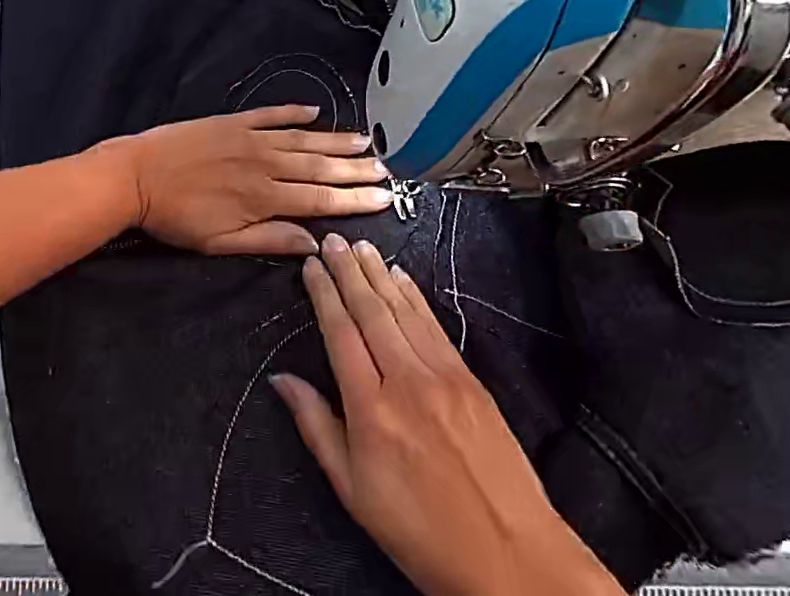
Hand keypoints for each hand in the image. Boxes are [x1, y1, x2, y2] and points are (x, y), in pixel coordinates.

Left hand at [96, 105, 391, 255]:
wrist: (135, 176)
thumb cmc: (177, 217)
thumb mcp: (220, 243)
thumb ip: (269, 240)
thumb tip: (314, 244)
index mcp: (264, 198)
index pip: (320, 198)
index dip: (354, 199)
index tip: (383, 196)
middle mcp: (266, 164)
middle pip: (320, 166)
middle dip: (356, 168)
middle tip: (387, 167)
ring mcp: (252, 138)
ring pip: (304, 140)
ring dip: (336, 140)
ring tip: (366, 141)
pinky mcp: (235, 122)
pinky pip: (272, 114)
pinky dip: (295, 112)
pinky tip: (315, 111)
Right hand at [271, 235, 623, 595]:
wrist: (506, 548)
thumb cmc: (421, 529)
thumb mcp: (352, 490)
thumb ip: (315, 426)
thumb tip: (283, 381)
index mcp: (371, 410)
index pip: (340, 332)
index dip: (324, 294)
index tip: (312, 267)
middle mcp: (406, 381)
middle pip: (370, 310)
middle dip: (348, 271)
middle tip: (333, 241)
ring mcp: (441, 373)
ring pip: (402, 309)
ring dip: (378, 273)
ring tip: (360, 247)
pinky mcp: (468, 375)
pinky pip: (432, 323)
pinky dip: (413, 295)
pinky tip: (400, 277)